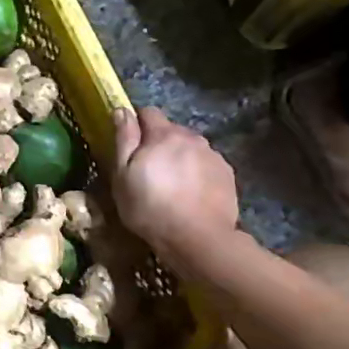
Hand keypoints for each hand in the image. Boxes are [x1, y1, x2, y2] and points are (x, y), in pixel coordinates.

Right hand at [111, 107, 239, 272]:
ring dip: (179, 158)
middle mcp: (192, 137)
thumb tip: (121, 110)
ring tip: (171, 185)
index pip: (148, 112)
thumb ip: (124, 139)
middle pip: (170, 131)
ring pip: (189, 148)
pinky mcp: (226, 173)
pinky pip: (205, 164)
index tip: (130, 147)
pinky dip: (196, 173)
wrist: (197, 238)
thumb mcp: (123, 175)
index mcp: (163, 135)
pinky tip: (189, 194)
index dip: (136, 125)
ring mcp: (213, 155)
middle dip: (158, 143)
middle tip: (148, 171)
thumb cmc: (150, 207)